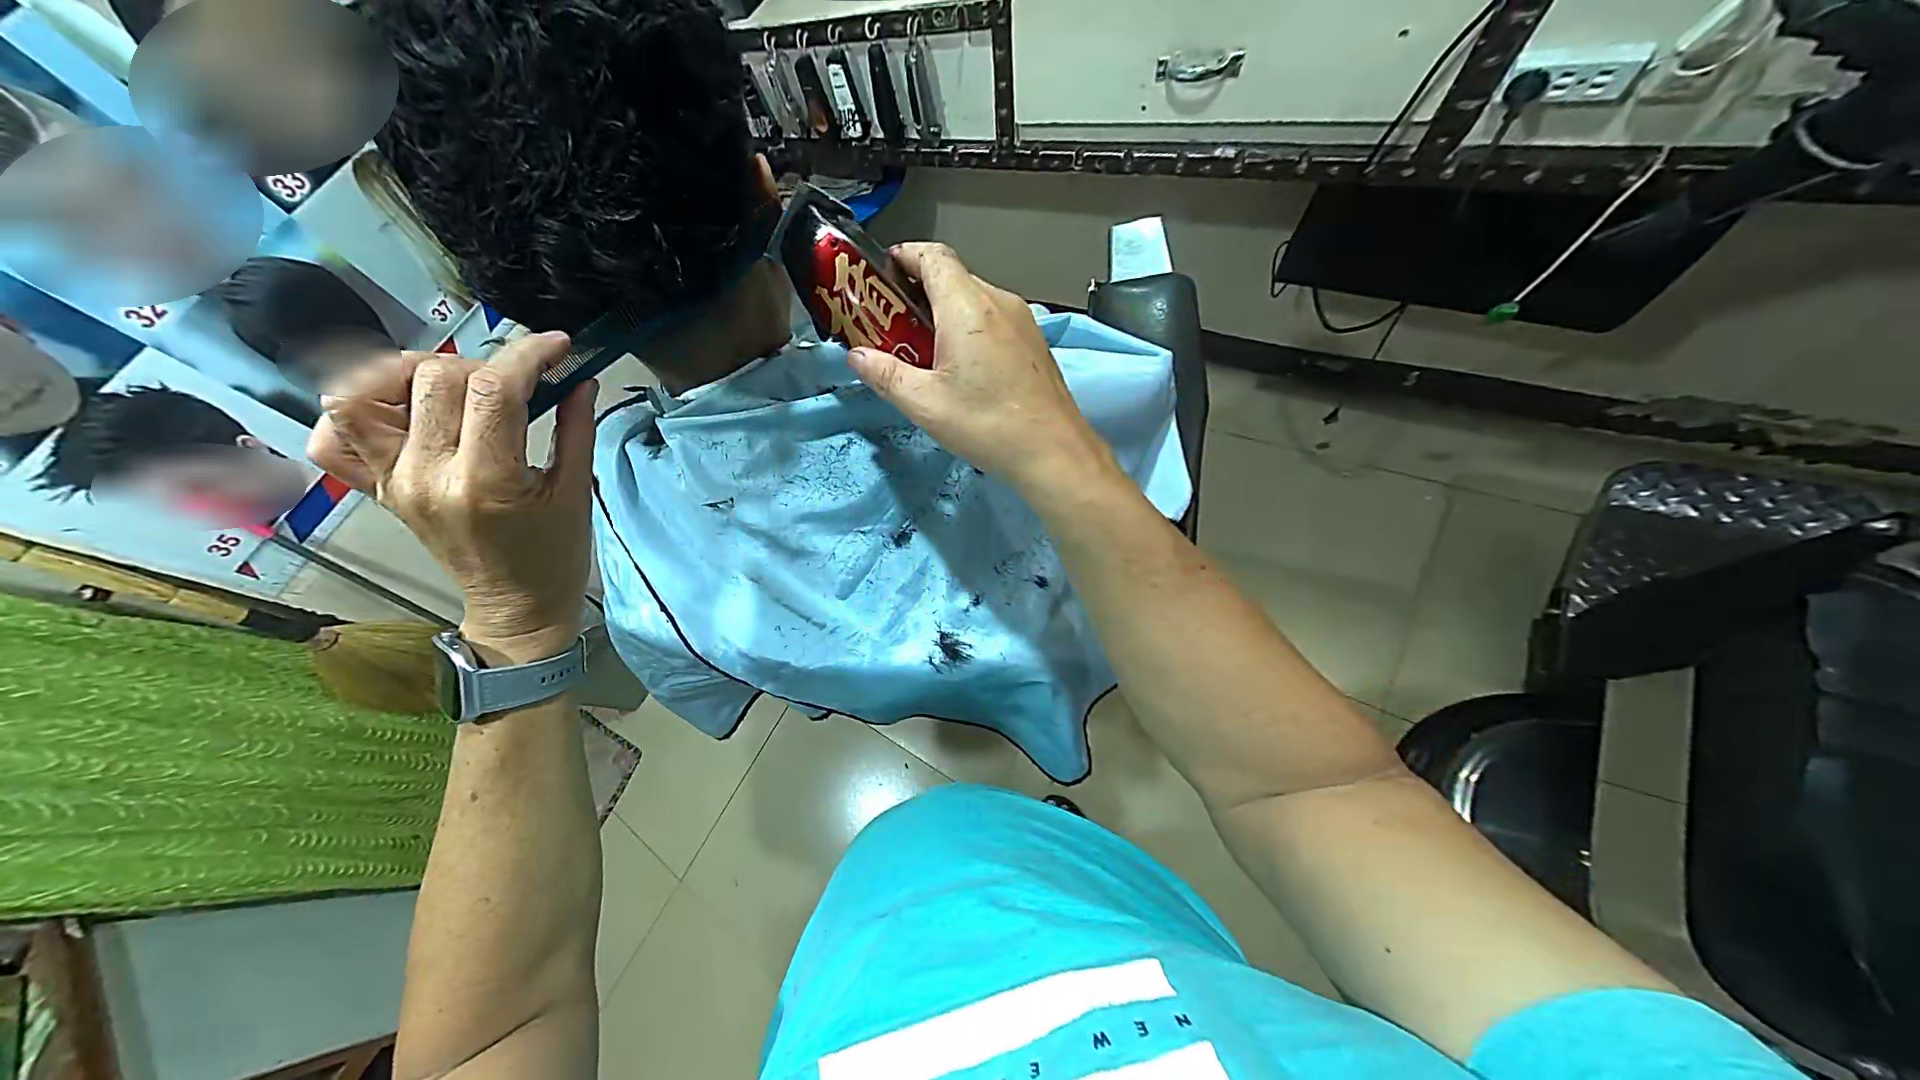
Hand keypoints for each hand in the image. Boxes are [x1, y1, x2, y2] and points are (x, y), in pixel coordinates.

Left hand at [308, 332, 596, 661]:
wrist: (518, 604)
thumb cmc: (556, 555)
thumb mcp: (576, 491)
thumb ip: (575, 428)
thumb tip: (579, 378)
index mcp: (486, 481)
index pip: (494, 389)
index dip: (529, 354)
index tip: (558, 347)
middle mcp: (426, 475)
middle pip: (434, 378)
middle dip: (486, 364)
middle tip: (521, 380)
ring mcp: (392, 480)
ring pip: (365, 392)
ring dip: (412, 372)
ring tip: (458, 384)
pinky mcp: (378, 487)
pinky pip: (334, 435)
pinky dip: (357, 409)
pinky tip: (402, 408)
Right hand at [844, 243, 1116, 497]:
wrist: (1054, 451)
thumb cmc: (989, 425)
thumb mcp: (924, 403)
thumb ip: (884, 374)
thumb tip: (856, 357)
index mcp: (967, 306)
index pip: (932, 256)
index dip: (904, 256)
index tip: (881, 274)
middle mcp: (998, 301)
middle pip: (952, 277)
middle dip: (917, 292)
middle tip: (892, 322)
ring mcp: (1022, 320)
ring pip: (974, 299)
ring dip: (944, 312)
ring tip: (922, 348)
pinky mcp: (1033, 341)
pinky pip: (994, 319)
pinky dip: (969, 328)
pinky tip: (960, 365)